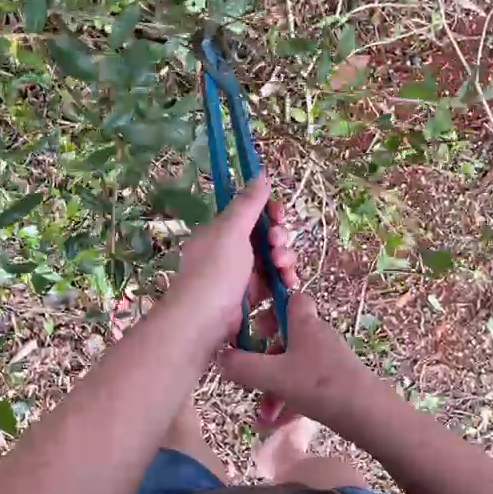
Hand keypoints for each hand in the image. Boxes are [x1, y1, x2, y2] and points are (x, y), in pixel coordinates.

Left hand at [162, 173, 300, 349]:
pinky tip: (290, 284)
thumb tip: (261, 173)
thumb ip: (249, 203)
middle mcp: (229, 249)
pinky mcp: (250, 295)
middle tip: (278, 246)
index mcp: (220, 230)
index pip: (250, 213)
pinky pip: (273, 281)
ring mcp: (240, 273)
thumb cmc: (215, 270)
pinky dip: (284, 280)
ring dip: (285, 259)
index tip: (279, 216)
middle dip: (279, 238)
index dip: (269, 212)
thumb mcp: (232, 230)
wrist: (203, 320)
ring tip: (284, 269)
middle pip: (265, 235)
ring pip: (273, 258)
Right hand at [216, 293, 373, 430]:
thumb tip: (220, 357)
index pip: (291, 298)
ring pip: (292, 367)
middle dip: (264, 356)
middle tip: (249, 368)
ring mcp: (327, 361)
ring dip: (272, 387)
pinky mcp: (334, 383)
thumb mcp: (272, 375)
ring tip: (262, 414)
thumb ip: (242, 366)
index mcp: (304, 323)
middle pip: (286, 336)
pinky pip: (303, 386)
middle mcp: (316, 337)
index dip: (272, 305)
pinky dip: (288, 402)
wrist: (366, 414)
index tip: (253, 323)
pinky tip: (274, 425)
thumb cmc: (318, 384)